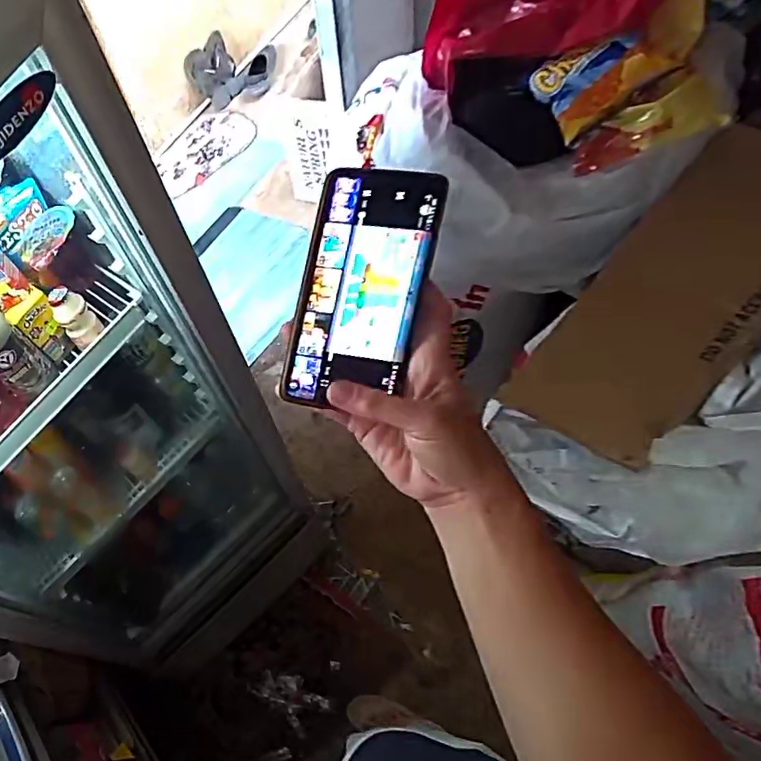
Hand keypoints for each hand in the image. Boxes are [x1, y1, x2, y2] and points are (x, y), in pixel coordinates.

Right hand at [317, 283, 511, 514]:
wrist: (453, 492)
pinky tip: (299, 386)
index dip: (413, 290)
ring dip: (326, 360)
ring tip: (300, 341)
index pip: (426, 316)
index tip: (390, 269)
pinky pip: (337, 408)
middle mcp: (403, 375)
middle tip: (324, 305)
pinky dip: (318, 399)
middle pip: (374, 340)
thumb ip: (381, 404)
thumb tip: (337, 389)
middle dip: (351, 323)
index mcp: (429, 363)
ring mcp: (381, 400)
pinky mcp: (366, 425)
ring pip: (349, 372)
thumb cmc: (461, 449)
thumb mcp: (427, 419)